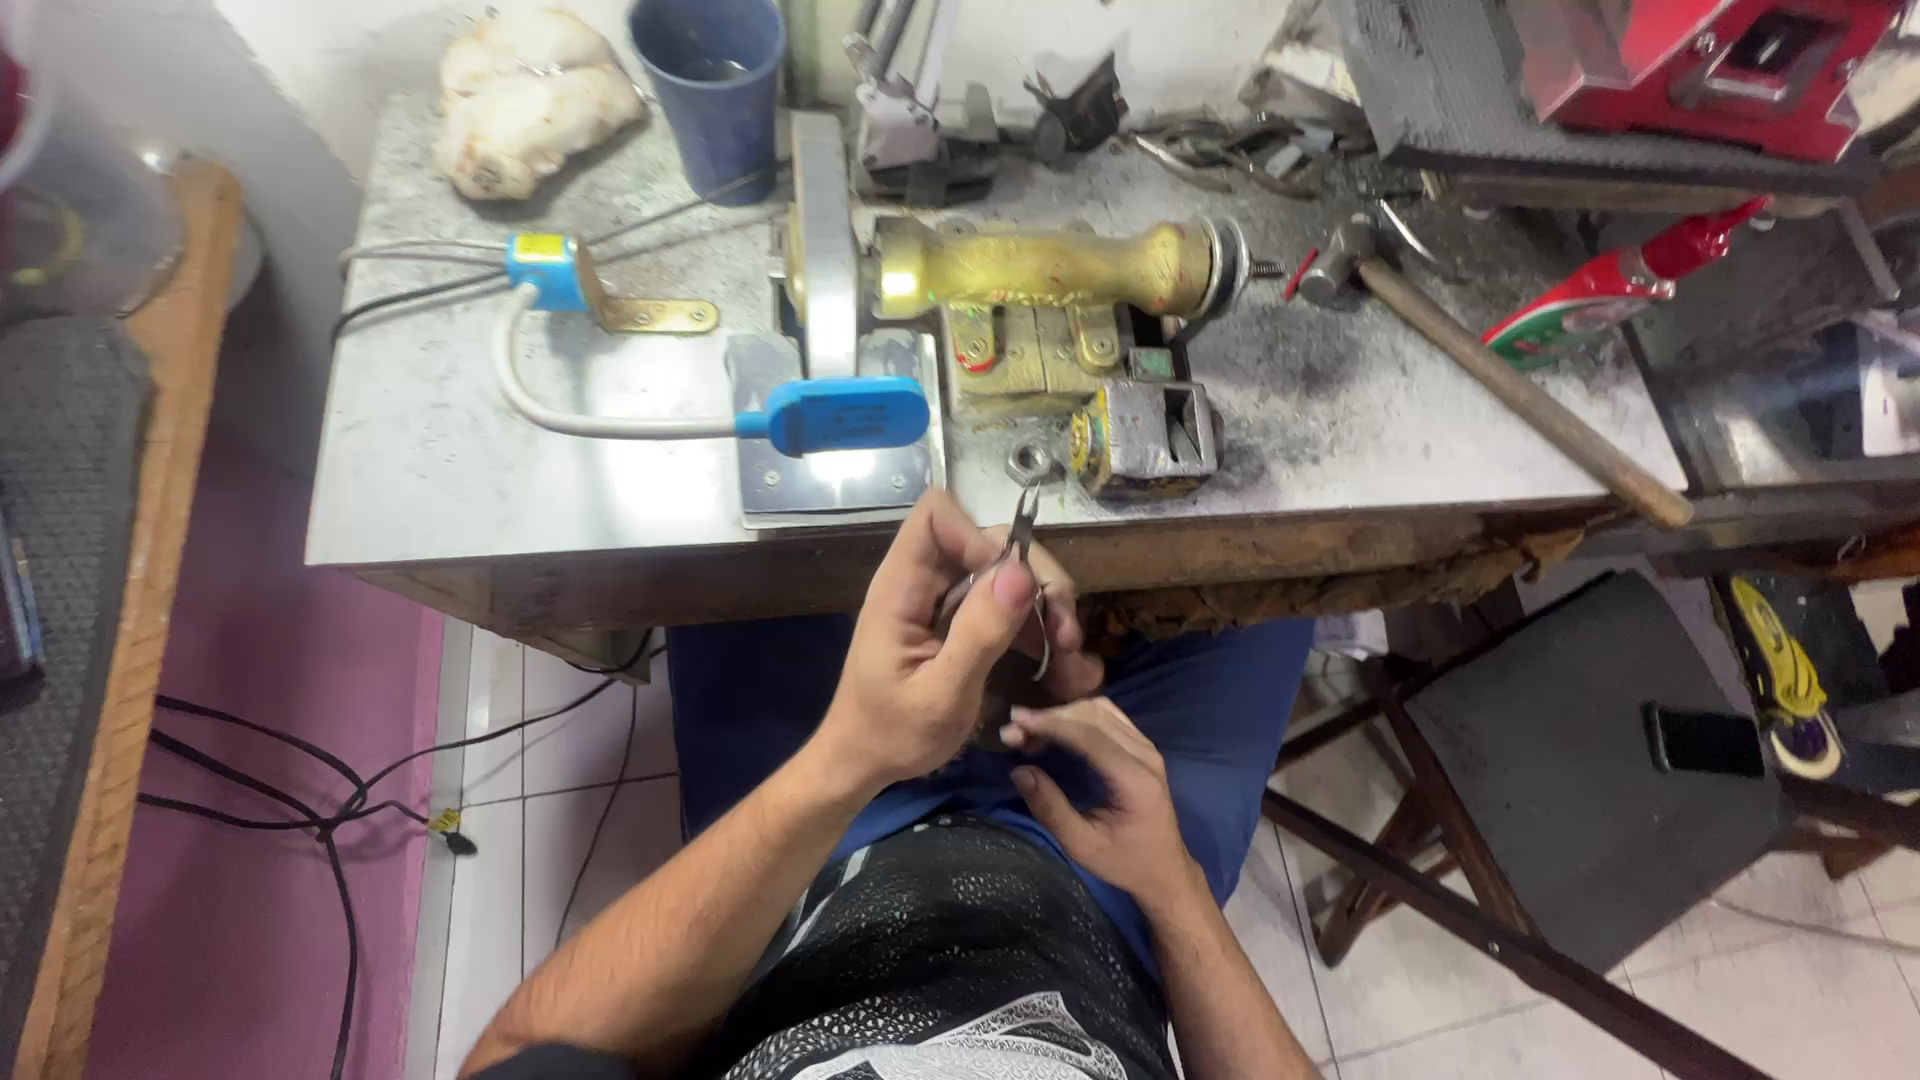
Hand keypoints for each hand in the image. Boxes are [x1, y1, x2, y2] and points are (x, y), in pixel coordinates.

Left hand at [813, 490, 1103, 790]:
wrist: (864, 763)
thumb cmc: (892, 734)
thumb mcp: (942, 695)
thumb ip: (979, 634)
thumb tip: (1021, 573)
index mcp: (901, 587)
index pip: (937, 516)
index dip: (979, 536)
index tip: (1013, 585)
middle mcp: (923, 582)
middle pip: (987, 541)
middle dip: (1034, 578)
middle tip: (1065, 633)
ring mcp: (942, 601)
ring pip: (1004, 572)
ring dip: (1043, 605)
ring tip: (1066, 652)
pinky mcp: (957, 621)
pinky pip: (1003, 603)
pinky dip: (1033, 626)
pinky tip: (1054, 660)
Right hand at [1003, 698, 1207, 913]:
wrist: (1165, 871)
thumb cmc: (1124, 863)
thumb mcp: (1082, 846)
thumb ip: (1051, 809)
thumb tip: (1019, 771)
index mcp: (1135, 781)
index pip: (1090, 736)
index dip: (1050, 725)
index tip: (1014, 723)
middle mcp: (1145, 755)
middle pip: (1093, 716)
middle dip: (1050, 718)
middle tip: (1013, 732)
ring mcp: (1147, 747)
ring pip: (1100, 710)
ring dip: (1061, 714)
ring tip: (1029, 731)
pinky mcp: (1142, 745)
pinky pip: (1107, 716)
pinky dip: (1076, 716)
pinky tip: (1054, 728)